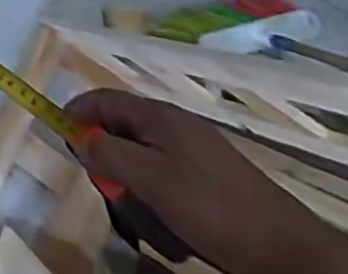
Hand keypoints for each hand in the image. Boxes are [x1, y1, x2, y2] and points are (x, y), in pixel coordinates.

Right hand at [66, 89, 347, 273]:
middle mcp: (174, 126)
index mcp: (159, 116)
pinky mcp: (208, 180)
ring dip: (137, 194)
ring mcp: (193, 153)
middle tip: (113, 197)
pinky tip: (176, 234)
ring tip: (151, 225)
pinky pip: (167, 184)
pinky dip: (161, 206)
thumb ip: (111, 155)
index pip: (104, 99)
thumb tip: (80, 139)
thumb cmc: (213, 207)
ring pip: (143, 164)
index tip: (59, 138)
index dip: (77, 113)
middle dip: (110, 165)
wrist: (288, 249)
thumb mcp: (152, 181)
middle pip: (121, 132)